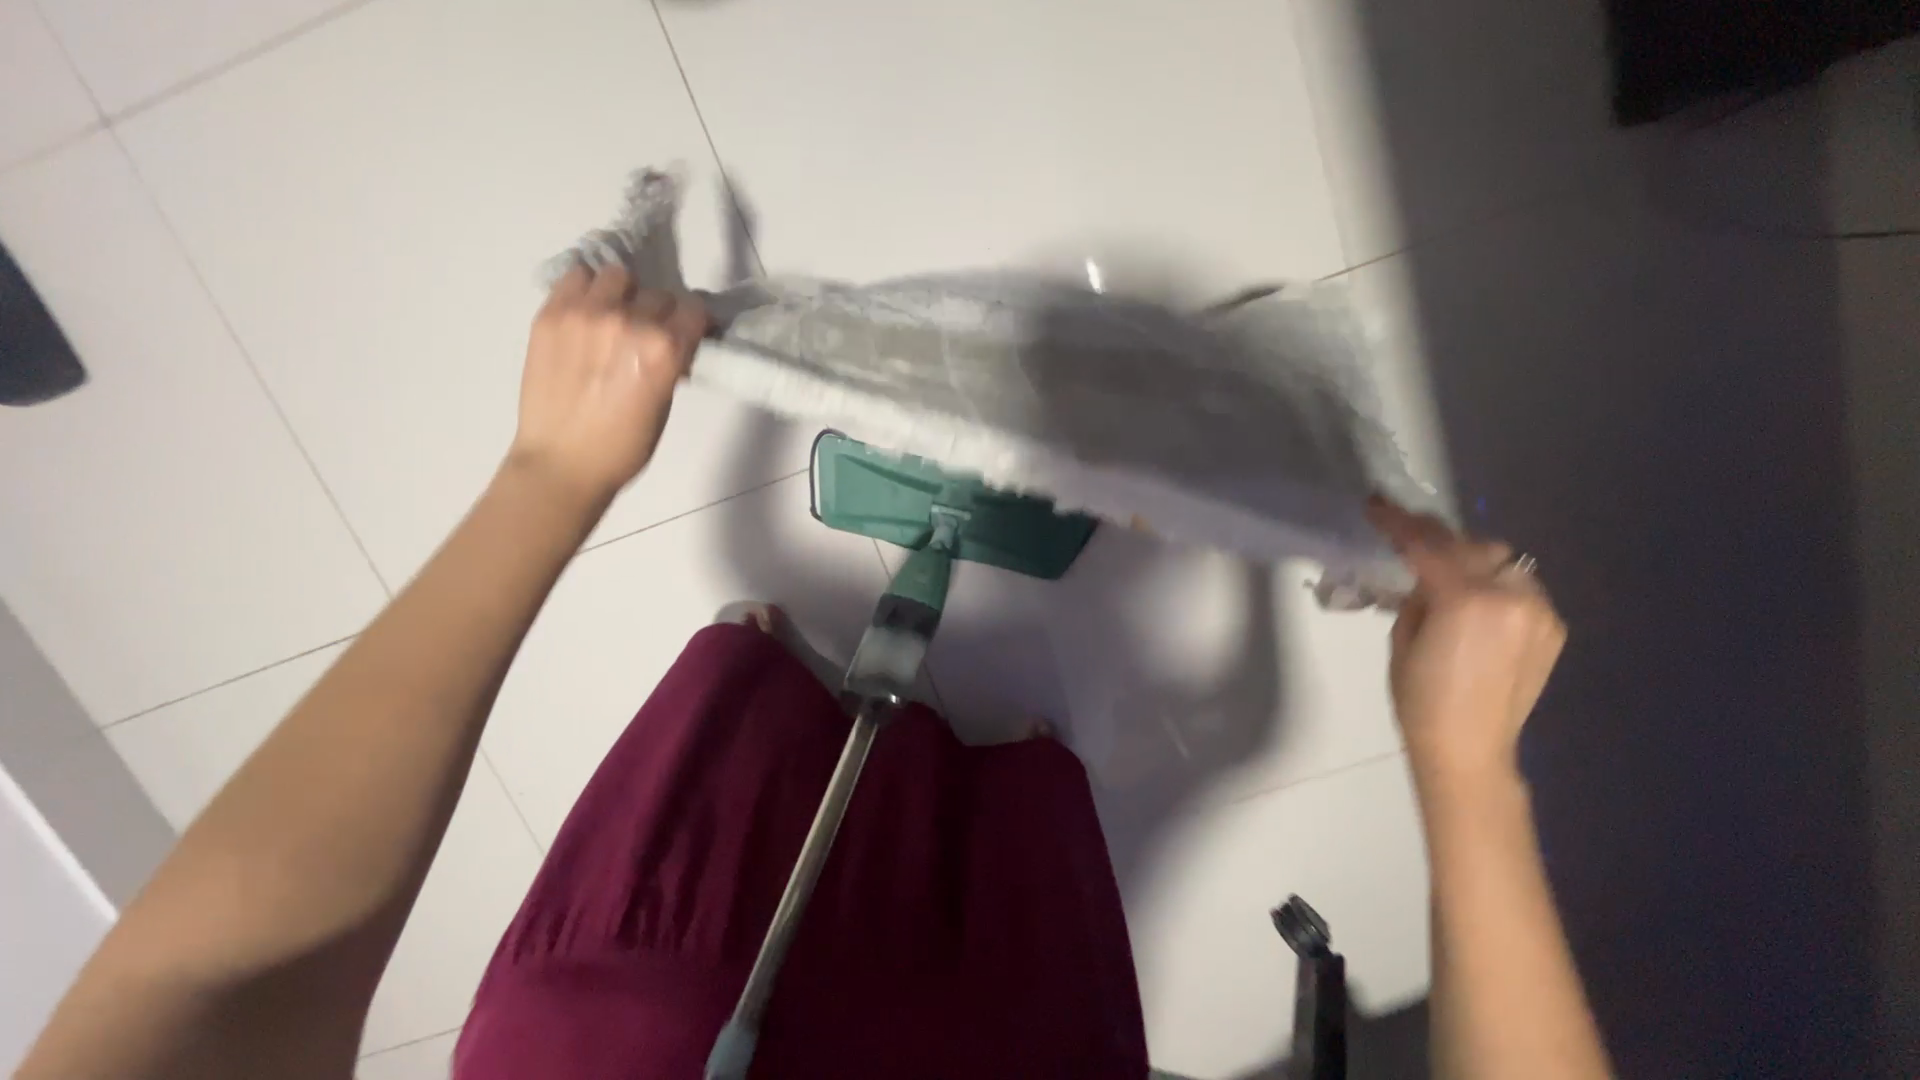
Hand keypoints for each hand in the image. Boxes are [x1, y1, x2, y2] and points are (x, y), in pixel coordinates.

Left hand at [506, 263, 707, 502]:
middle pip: (658, 293)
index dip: (694, 321)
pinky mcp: (551, 314)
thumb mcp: (663, 405)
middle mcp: (627, 321)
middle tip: (648, 335)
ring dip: (623, 293)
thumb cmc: (623, 447)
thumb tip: (672, 342)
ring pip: (618, 276)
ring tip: (614, 317)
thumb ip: (670, 364)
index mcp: (664, 350)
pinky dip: (587, 289)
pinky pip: (576, 277)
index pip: (693, 308)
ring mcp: (584, 313)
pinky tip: (587, 313)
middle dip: (661, 313)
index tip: (690, 332)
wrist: (562, 463)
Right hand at [1366, 497, 1565, 785]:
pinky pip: (1520, 591)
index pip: (1427, 545)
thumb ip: (1418, 596)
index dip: (1398, 522)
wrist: (1469, 749)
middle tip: (1411, 545)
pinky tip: (1476, 612)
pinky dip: (1496, 589)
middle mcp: (1511, 596)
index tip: (1375, 505)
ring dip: (1473, 563)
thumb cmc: (1419, 699)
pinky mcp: (1552, 629)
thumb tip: (1427, 577)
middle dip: (1441, 542)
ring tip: (1448, 580)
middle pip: (1473, 545)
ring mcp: (1539, 612)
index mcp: (1465, 599)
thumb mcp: (1403, 638)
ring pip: (1503, 563)